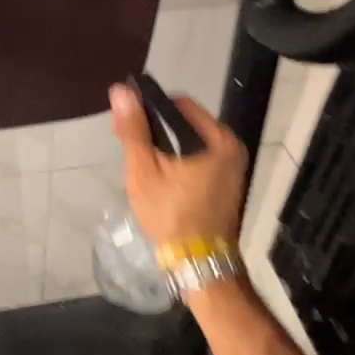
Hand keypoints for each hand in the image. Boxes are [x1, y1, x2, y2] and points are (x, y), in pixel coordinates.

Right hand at [109, 82, 249, 249]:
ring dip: (165, 147)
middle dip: (155, 130)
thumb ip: (133, 129)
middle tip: (128, 145)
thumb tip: (120, 92)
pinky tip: (159, 177)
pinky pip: (199, 160)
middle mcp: (232, 148)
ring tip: (140, 163)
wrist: (198, 263)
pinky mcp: (228, 185)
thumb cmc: (171, 214)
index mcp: (219, 139)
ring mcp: (233, 168)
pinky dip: (179, 162)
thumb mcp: (145, 170)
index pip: (180, 104)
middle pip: (186, 123)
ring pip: (191, 143)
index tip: (127, 123)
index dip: (150, 107)